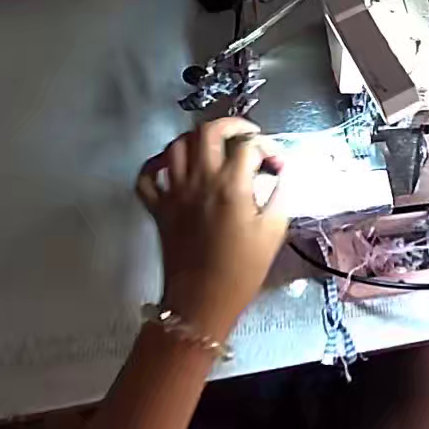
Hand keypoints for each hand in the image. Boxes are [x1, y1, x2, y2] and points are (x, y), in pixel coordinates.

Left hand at [136, 117, 287, 338]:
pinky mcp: (157, 208)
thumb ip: (281, 194)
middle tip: (245, 134)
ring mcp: (174, 193)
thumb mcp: (274, 230)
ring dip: (197, 139)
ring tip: (213, 147)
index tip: (275, 163)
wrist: (202, 303)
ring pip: (176, 146)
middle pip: (208, 132)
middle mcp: (200, 181)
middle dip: (231, 125)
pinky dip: (157, 163)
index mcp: (232, 185)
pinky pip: (147, 176)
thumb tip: (281, 171)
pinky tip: (173, 165)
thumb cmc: (243, 269)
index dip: (267, 147)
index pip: (249, 145)